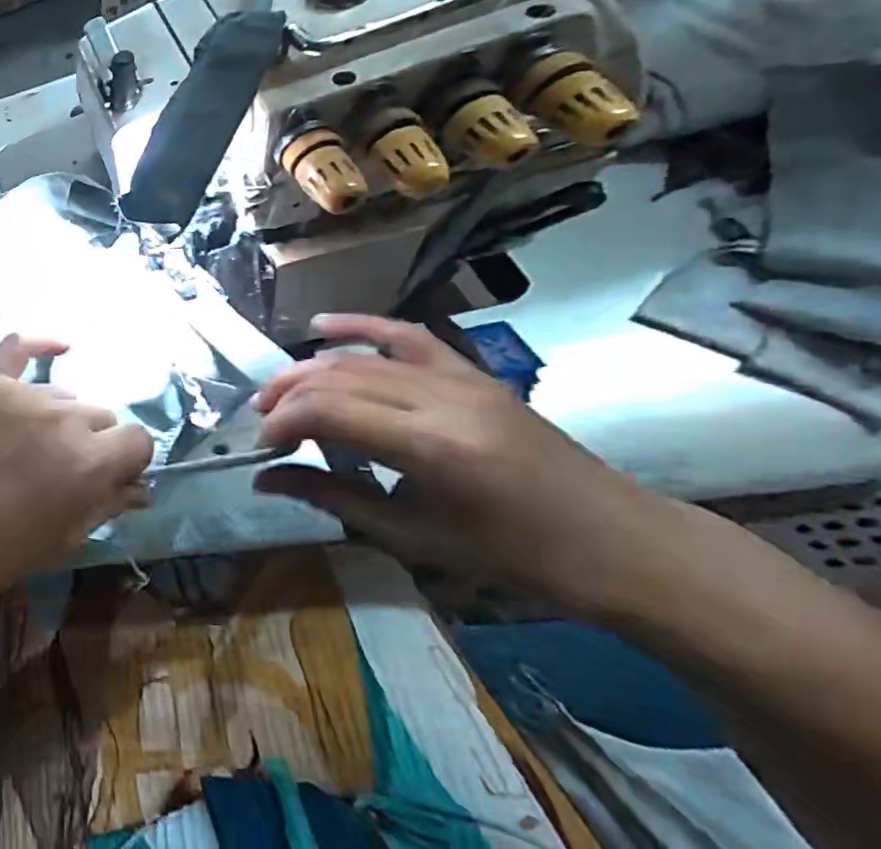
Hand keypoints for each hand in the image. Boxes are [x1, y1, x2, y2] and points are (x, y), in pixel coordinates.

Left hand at [0, 335, 153, 637]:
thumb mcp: (59, 540)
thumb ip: (104, 505)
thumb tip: (138, 487)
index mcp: (88, 463)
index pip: (138, 440)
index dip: (127, 460)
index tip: (110, 475)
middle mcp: (60, 418)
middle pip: (99, 416)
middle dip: (91, 442)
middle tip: (58, 468)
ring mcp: (16, 394)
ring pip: (61, 395)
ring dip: (56, 418)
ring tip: (25, 445)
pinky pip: (18, 347)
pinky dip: (39, 346)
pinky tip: (58, 347)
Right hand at [251, 314, 667, 609]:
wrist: (618, 544)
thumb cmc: (514, 556)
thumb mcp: (411, 536)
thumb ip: (331, 498)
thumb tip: (264, 479)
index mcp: (430, 447)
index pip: (327, 411)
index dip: (281, 422)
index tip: (263, 447)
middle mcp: (442, 399)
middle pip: (336, 376)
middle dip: (286, 395)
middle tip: (262, 422)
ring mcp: (462, 379)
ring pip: (361, 358)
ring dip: (309, 370)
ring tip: (277, 393)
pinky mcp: (474, 374)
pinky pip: (408, 337)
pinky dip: (361, 327)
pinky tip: (322, 325)